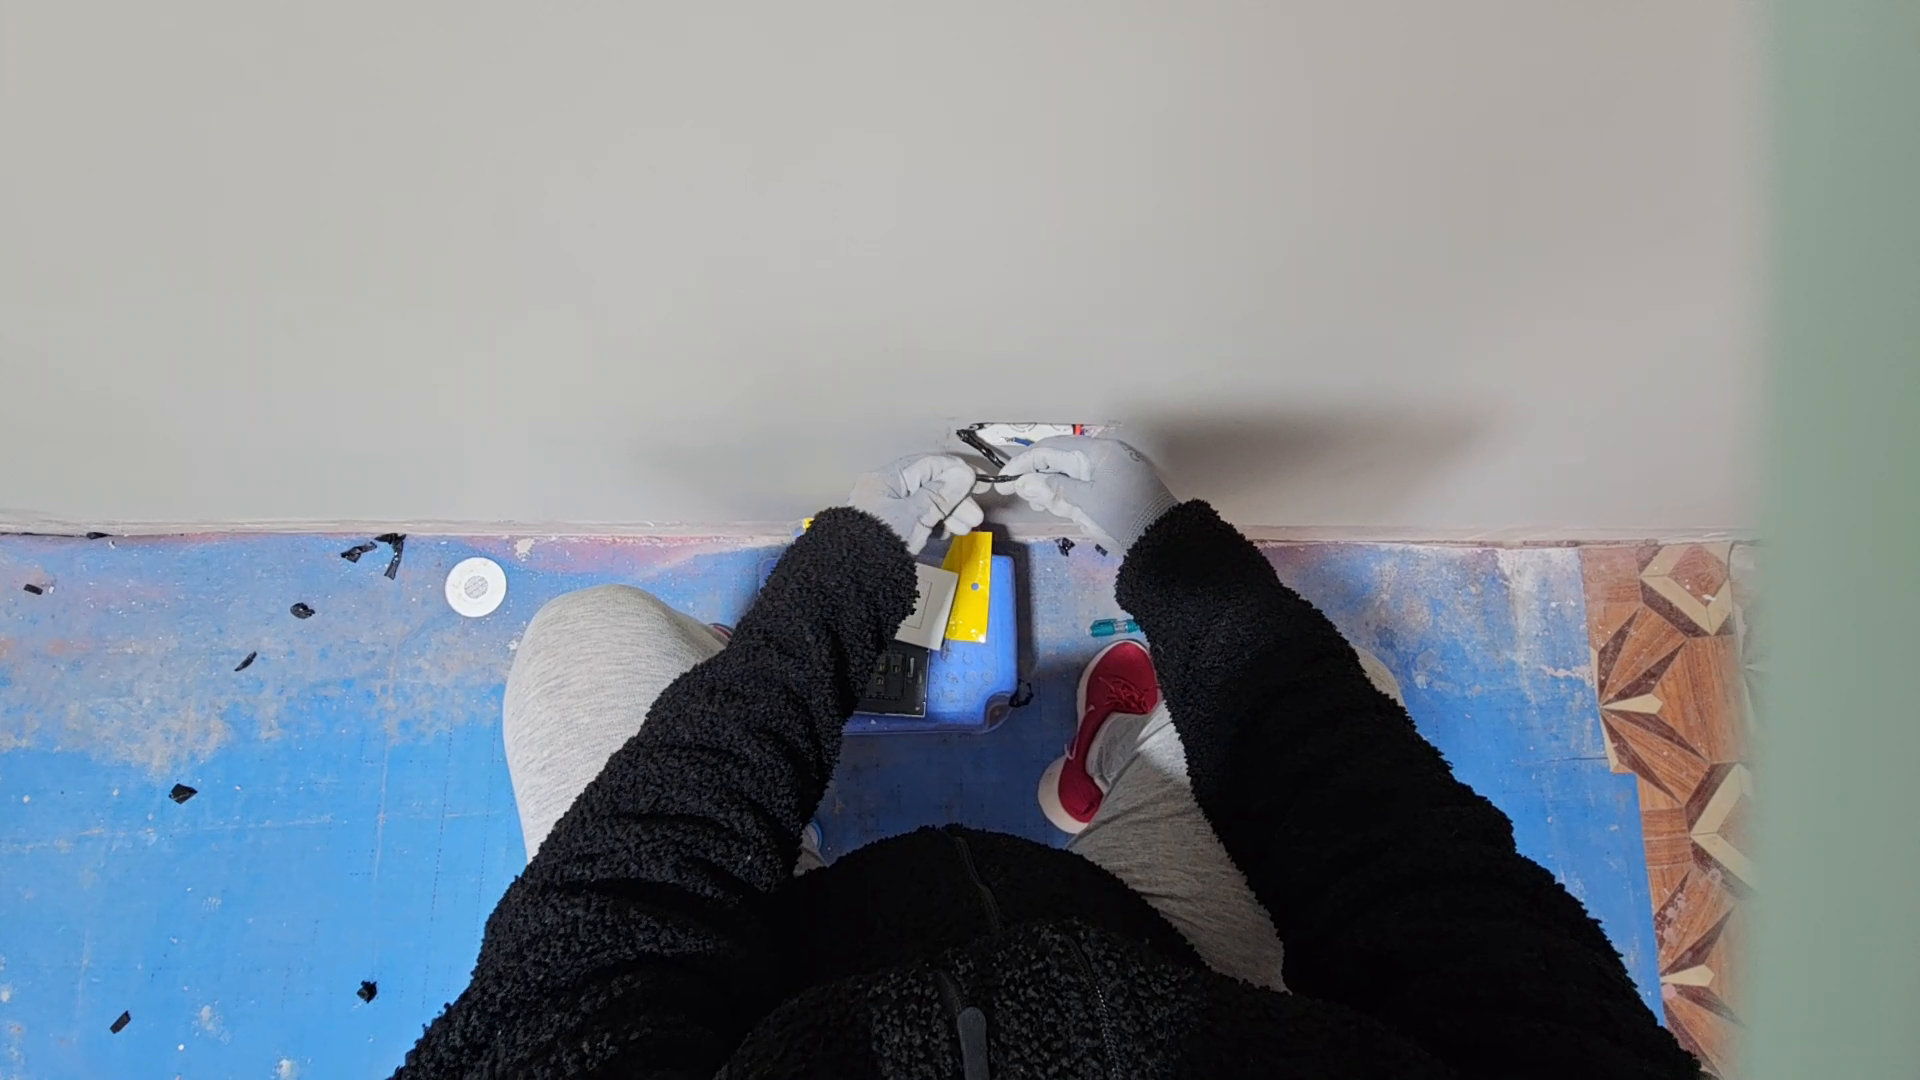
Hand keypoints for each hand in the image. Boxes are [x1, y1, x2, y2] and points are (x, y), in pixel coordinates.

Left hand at [848, 454, 984, 554]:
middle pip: (931, 485)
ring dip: (950, 513)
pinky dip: (936, 523)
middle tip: (973, 516)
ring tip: (964, 528)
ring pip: (928, 503)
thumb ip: (940, 494)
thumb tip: (964, 474)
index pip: (930, 465)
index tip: (976, 484)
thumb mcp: (915, 515)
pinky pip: (920, 518)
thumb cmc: (879, 542)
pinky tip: (945, 533)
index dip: (956, 473)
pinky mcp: (894, 527)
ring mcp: (890, 509)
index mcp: (888, 478)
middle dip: (956, 499)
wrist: (855, 578)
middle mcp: (888, 489)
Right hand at [994, 436, 1177, 553]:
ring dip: (1048, 485)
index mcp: (1098, 452)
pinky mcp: (1113, 487)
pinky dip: (1065, 492)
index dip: (1024, 462)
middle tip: (1014, 491)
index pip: (1052, 449)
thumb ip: (1052, 490)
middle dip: (1036, 474)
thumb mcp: (1083, 504)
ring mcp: (1110, 471)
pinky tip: (1053, 503)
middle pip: (1060, 458)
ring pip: (1069, 471)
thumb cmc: (1122, 519)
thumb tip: (1023, 481)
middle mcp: (1104, 455)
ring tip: (1035, 502)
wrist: (1161, 543)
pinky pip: (1081, 483)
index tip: (1004, 477)